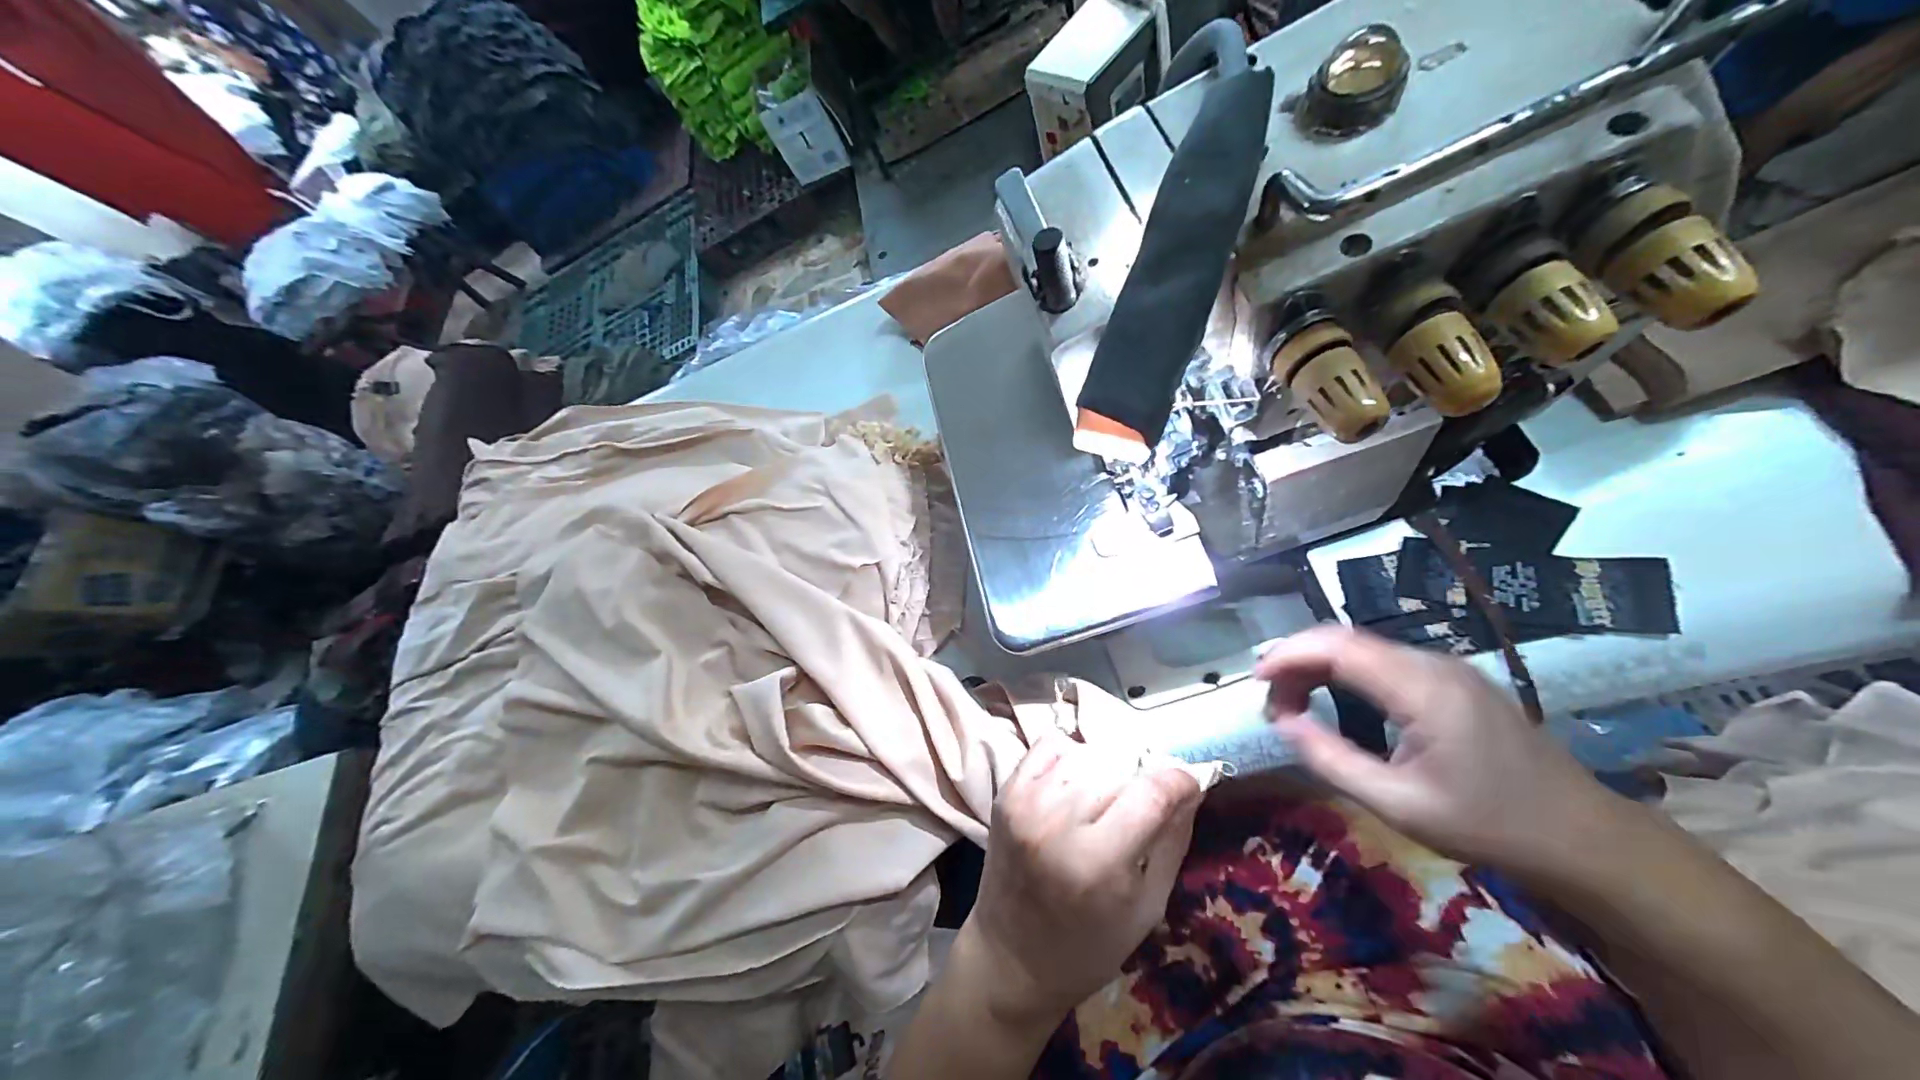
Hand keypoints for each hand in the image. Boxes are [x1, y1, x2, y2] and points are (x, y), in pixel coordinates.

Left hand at [963, 732, 1203, 1022]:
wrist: (1012, 956)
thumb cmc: (1090, 945)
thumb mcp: (1149, 904)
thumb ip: (1172, 838)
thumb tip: (1193, 786)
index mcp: (1098, 860)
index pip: (1152, 791)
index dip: (1180, 780)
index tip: (1189, 786)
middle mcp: (1057, 823)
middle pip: (1121, 768)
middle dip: (1144, 779)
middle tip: (1147, 804)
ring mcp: (1026, 803)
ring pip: (1087, 753)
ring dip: (1107, 768)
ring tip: (1109, 799)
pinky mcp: (1006, 792)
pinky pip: (1050, 745)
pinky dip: (1071, 755)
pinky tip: (1076, 784)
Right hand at [1258, 626, 1621, 877]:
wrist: (1582, 837)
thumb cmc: (1488, 824)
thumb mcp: (1398, 804)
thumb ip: (1331, 758)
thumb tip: (1283, 722)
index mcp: (1421, 688)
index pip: (1336, 646)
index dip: (1286, 655)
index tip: (1254, 681)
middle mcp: (1433, 664)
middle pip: (1345, 639)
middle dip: (1296, 660)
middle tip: (1270, 701)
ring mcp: (1447, 668)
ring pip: (1363, 646)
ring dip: (1319, 665)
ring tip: (1292, 702)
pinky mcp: (1453, 680)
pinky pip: (1384, 660)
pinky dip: (1345, 671)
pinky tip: (1333, 697)